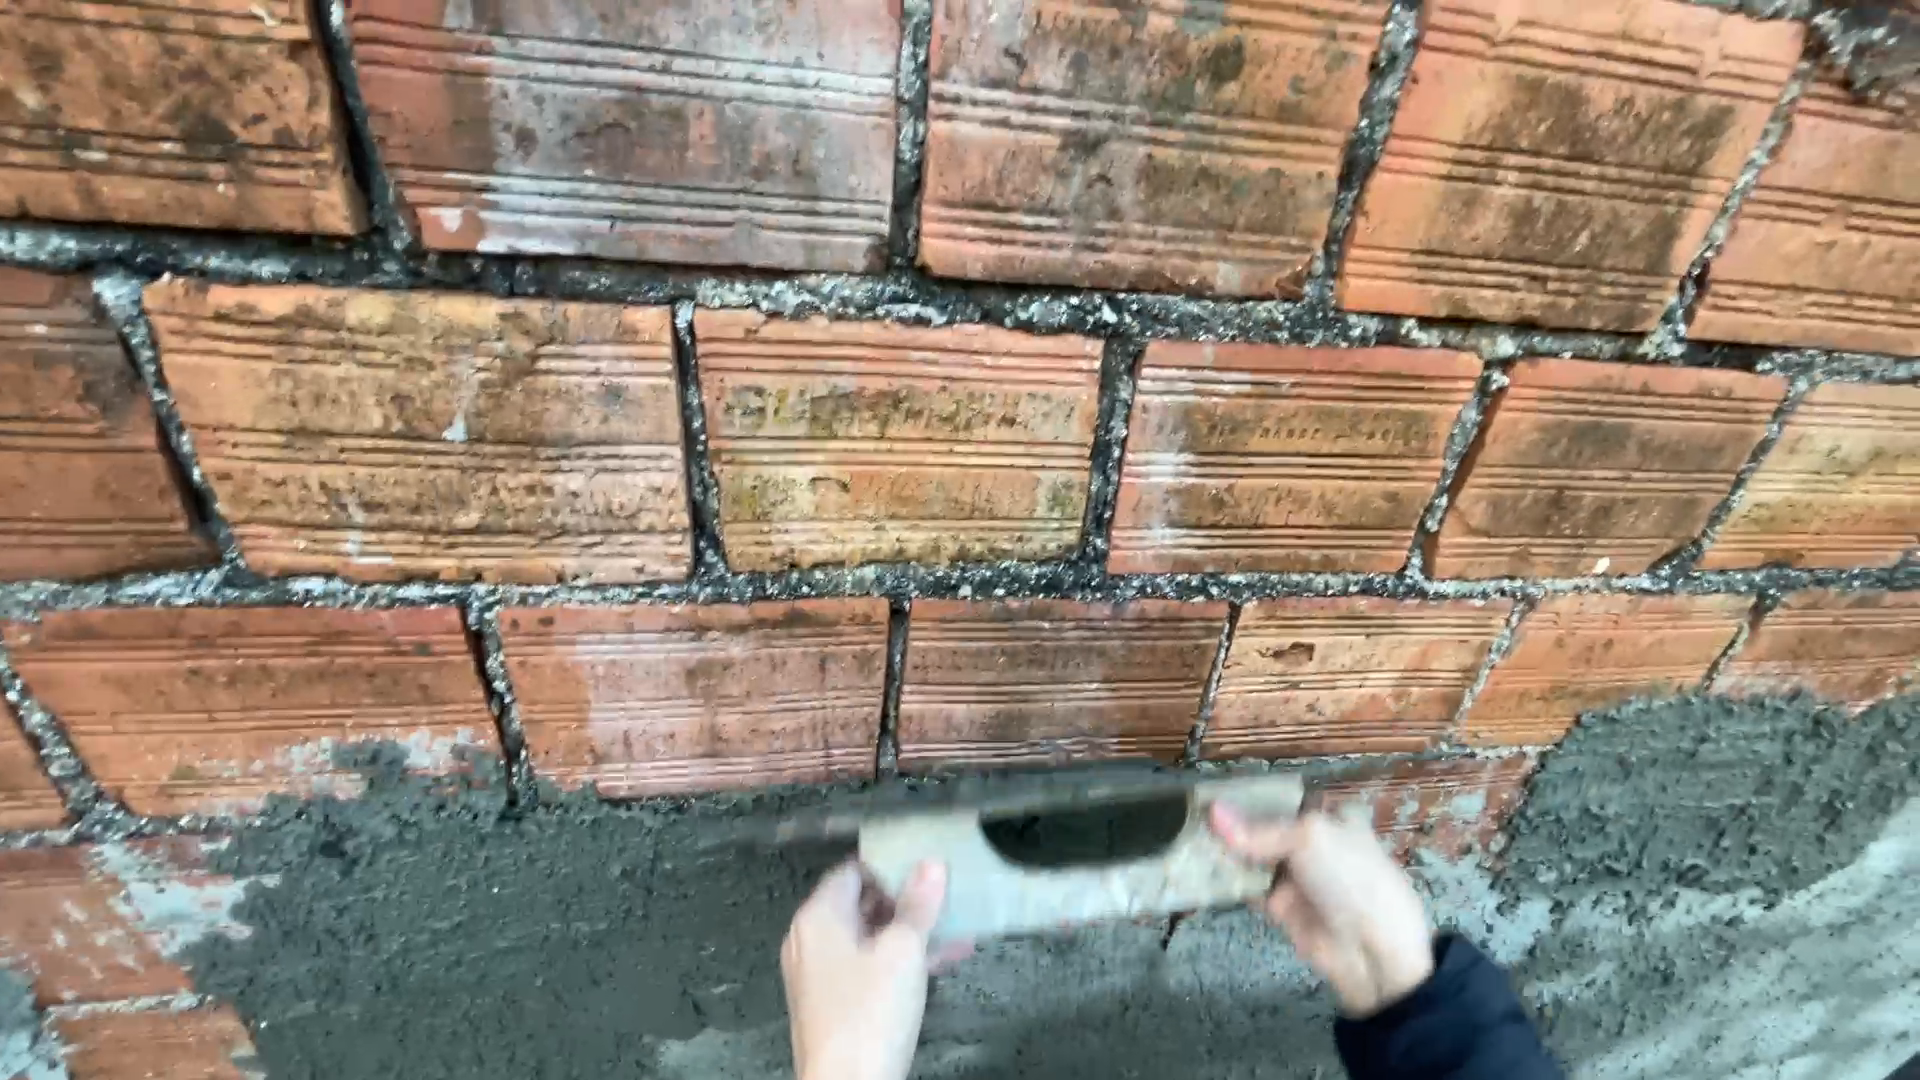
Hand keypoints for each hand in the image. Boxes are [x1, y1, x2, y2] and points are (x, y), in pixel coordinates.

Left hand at [781, 860, 947, 1079]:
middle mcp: (810, 939)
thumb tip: (933, 863)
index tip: (924, 872)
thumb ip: (919, 904)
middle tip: (944, 901)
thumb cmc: (871, 1011)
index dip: (890, 867)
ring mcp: (818, 974)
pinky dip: (896, 962)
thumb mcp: (904, 950)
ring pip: (869, 938)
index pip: (854, 870)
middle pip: (861, 903)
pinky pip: (865, 966)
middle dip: (906, 903)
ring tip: (954, 934)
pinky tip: (940, 964)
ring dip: (909, 935)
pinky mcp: (830, 1004)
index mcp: (818, 916)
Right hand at [1210, 804, 1434, 1018]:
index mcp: (1329, 818)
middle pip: (1263, 827)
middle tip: (1189, 810)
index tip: (1215, 787)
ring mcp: (1295, 876)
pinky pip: (1247, 887)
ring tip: (1184, 833)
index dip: (1252, 793)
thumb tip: (1212, 811)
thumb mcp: (1309, 838)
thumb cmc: (1352, 878)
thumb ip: (1258, 829)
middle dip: (1231, 822)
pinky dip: (1226, 880)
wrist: (1374, 953)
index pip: (1284, 798)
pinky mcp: (1280, 906)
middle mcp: (1311, 844)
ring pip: (1251, 856)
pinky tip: (1197, 865)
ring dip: (1224, 850)